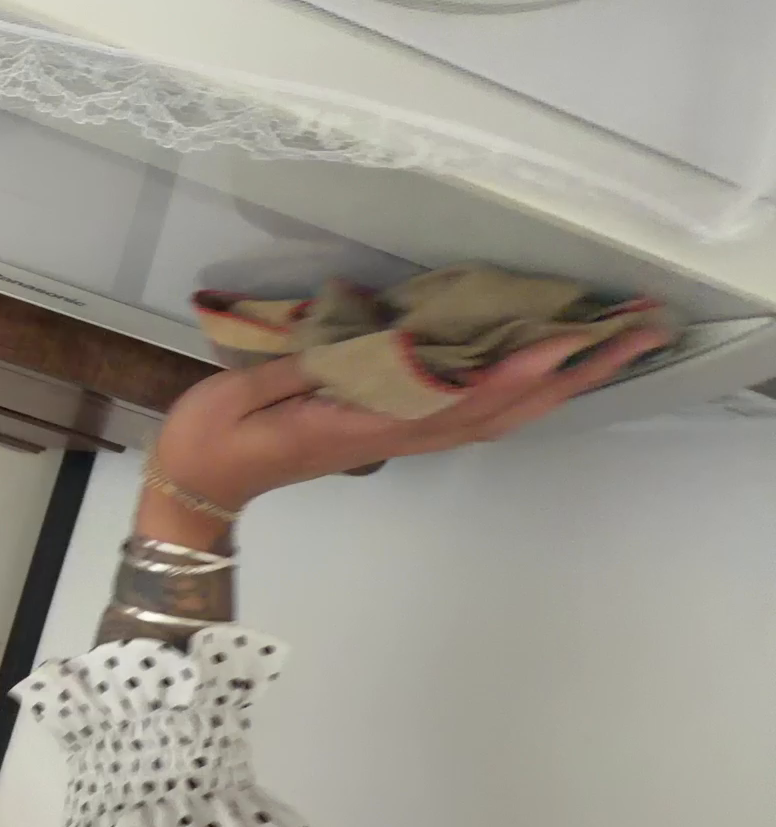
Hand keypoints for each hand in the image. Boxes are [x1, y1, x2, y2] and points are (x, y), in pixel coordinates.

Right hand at [145, 328, 669, 537]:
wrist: (195, 490)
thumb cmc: (204, 442)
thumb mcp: (233, 396)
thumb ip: (298, 368)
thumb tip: (368, 341)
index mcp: (343, 426)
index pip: (442, 401)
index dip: (507, 372)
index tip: (566, 337)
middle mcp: (378, 438)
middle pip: (487, 416)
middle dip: (559, 380)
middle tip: (631, 336)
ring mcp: (380, 443)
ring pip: (483, 423)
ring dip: (548, 391)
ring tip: (604, 353)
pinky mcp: (374, 439)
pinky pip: (458, 423)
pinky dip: (507, 400)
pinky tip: (529, 380)